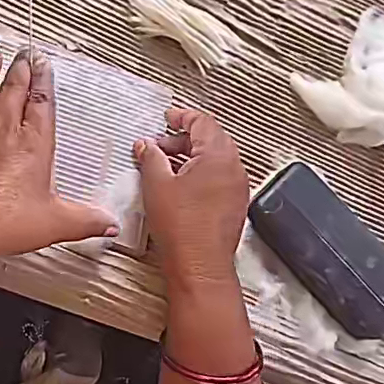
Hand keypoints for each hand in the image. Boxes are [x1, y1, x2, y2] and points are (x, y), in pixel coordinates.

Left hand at [0, 49, 117, 263]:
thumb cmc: (7, 223)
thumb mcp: (56, 223)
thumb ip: (86, 221)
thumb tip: (110, 225)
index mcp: (33, 145)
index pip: (41, 102)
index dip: (43, 79)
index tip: (43, 62)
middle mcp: (3, 134)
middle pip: (12, 91)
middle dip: (19, 69)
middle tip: (24, 51)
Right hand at [133, 107, 249, 287]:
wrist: (200, 266)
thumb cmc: (183, 230)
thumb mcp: (157, 184)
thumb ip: (151, 157)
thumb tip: (147, 145)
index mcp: (218, 156)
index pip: (202, 122)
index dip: (182, 117)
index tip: (169, 117)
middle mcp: (234, 168)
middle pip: (211, 139)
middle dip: (183, 139)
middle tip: (160, 145)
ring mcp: (237, 187)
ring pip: (215, 159)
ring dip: (191, 156)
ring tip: (165, 166)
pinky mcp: (234, 204)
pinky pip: (219, 177)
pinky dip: (200, 173)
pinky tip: (180, 185)